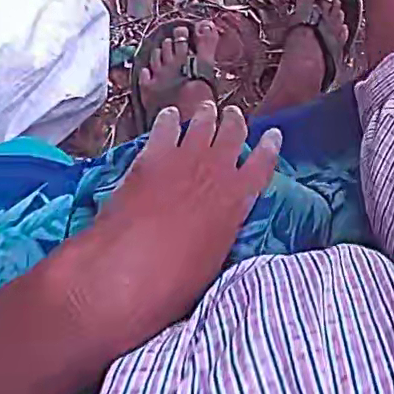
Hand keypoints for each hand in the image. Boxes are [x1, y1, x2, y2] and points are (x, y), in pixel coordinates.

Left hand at [38, 102, 278, 375]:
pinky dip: (170, 119)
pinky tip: (170, 116)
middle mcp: (217, 170)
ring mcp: (184, 159)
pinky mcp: (152, 157)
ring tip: (208, 108)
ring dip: (207, 114)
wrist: (120, 276)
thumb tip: (222, 222)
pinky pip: (167, 127)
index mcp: (237, 198)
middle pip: (233, 133)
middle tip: (233, 115)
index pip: (263, 163)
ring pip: (204, 123)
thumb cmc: (170, 285)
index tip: (273, 135)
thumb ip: (223, 230)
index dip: (270, 146)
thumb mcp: (213, 260)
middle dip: (235, 122)